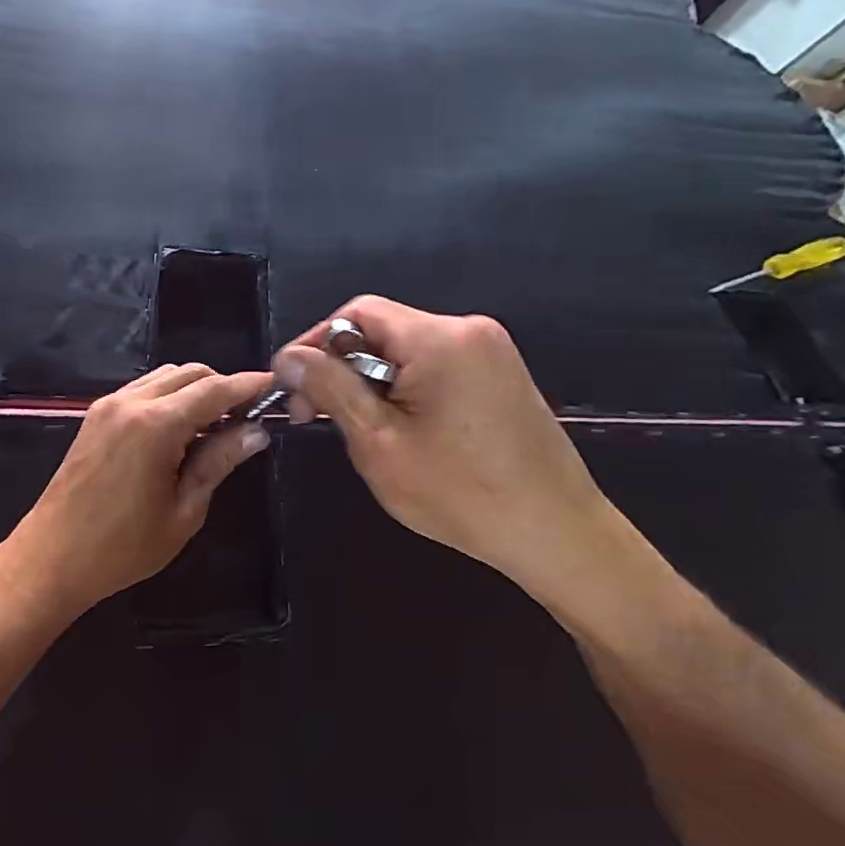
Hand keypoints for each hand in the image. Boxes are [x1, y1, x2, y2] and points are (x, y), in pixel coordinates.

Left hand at [0, 363, 271, 617]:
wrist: (51, 559)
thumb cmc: (122, 547)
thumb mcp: (184, 511)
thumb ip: (220, 461)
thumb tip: (257, 432)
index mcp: (156, 425)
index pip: (216, 390)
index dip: (249, 385)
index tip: (274, 385)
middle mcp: (132, 403)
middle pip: (192, 373)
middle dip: (224, 387)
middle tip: (246, 418)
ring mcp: (110, 405)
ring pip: (167, 376)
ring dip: (196, 389)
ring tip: (214, 426)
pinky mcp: (97, 414)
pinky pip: (145, 388)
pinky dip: (170, 396)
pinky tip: (180, 430)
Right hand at [272, 296, 621, 592]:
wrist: (555, 531)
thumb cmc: (461, 495)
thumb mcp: (380, 443)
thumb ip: (332, 389)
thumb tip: (289, 356)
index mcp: (440, 338)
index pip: (357, 314)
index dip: (315, 345)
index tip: (295, 392)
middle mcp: (469, 330)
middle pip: (384, 330)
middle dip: (345, 370)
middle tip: (323, 420)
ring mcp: (492, 351)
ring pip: (409, 351)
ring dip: (376, 383)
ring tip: (366, 433)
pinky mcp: (502, 374)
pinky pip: (438, 366)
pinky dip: (410, 389)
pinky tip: (408, 432)